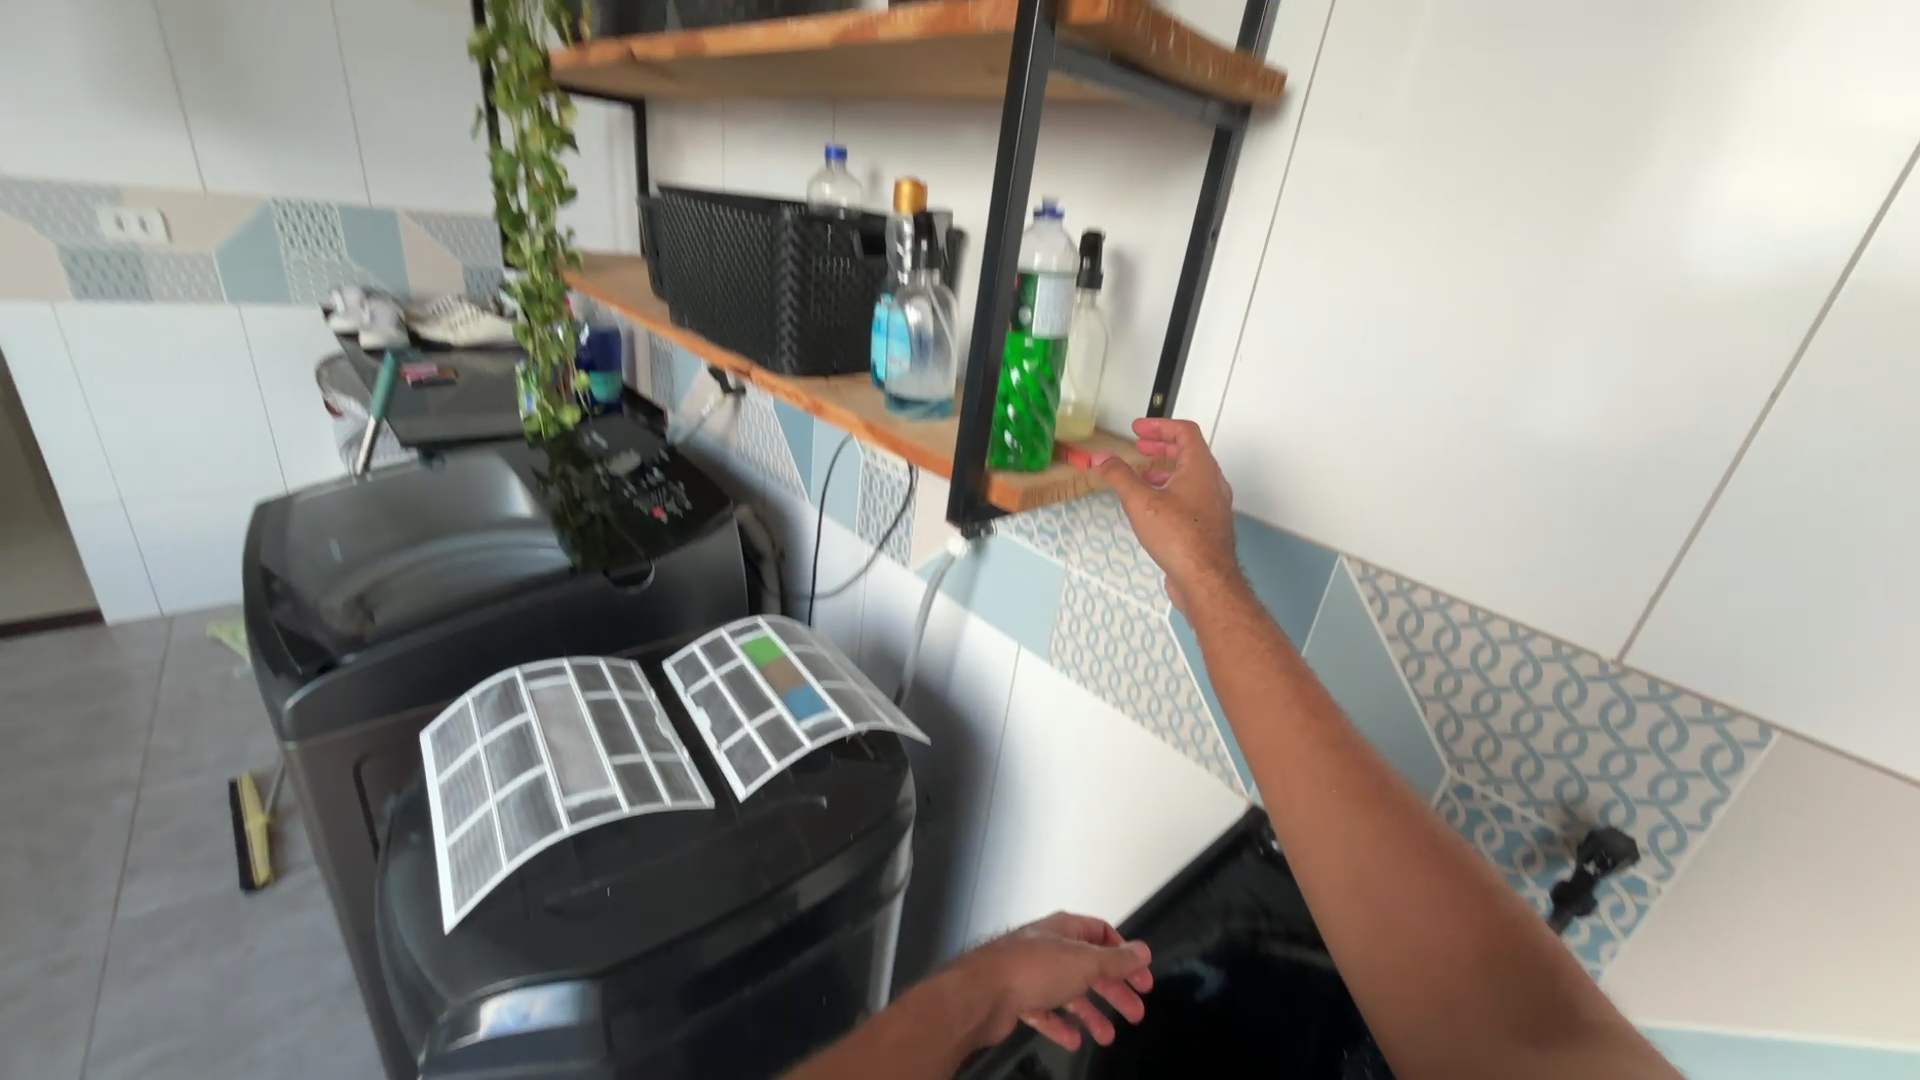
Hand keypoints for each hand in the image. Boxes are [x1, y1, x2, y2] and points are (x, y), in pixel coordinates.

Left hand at [954, 912, 1153, 1052]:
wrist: (983, 992)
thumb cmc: (1036, 969)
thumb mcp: (1084, 962)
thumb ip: (1116, 960)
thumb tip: (1144, 950)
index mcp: (1065, 929)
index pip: (1101, 934)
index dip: (1124, 955)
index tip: (1142, 978)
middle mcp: (1049, 946)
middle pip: (1089, 966)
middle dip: (1113, 989)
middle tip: (1135, 1013)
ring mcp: (1031, 972)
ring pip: (1068, 991)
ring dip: (1090, 1013)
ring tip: (1107, 1036)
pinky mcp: (1017, 998)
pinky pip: (1045, 1011)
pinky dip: (1061, 1025)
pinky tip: (1073, 1040)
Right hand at [1092, 418, 1240, 613]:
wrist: (1205, 579)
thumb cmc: (1178, 536)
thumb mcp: (1140, 501)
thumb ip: (1119, 476)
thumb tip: (1101, 458)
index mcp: (1201, 468)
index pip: (1185, 432)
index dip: (1160, 426)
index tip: (1138, 429)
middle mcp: (1212, 483)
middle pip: (1190, 453)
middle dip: (1162, 447)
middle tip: (1140, 447)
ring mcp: (1213, 505)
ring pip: (1191, 477)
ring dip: (1166, 471)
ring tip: (1143, 476)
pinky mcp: (1209, 526)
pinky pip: (1191, 498)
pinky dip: (1172, 491)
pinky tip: (1154, 508)